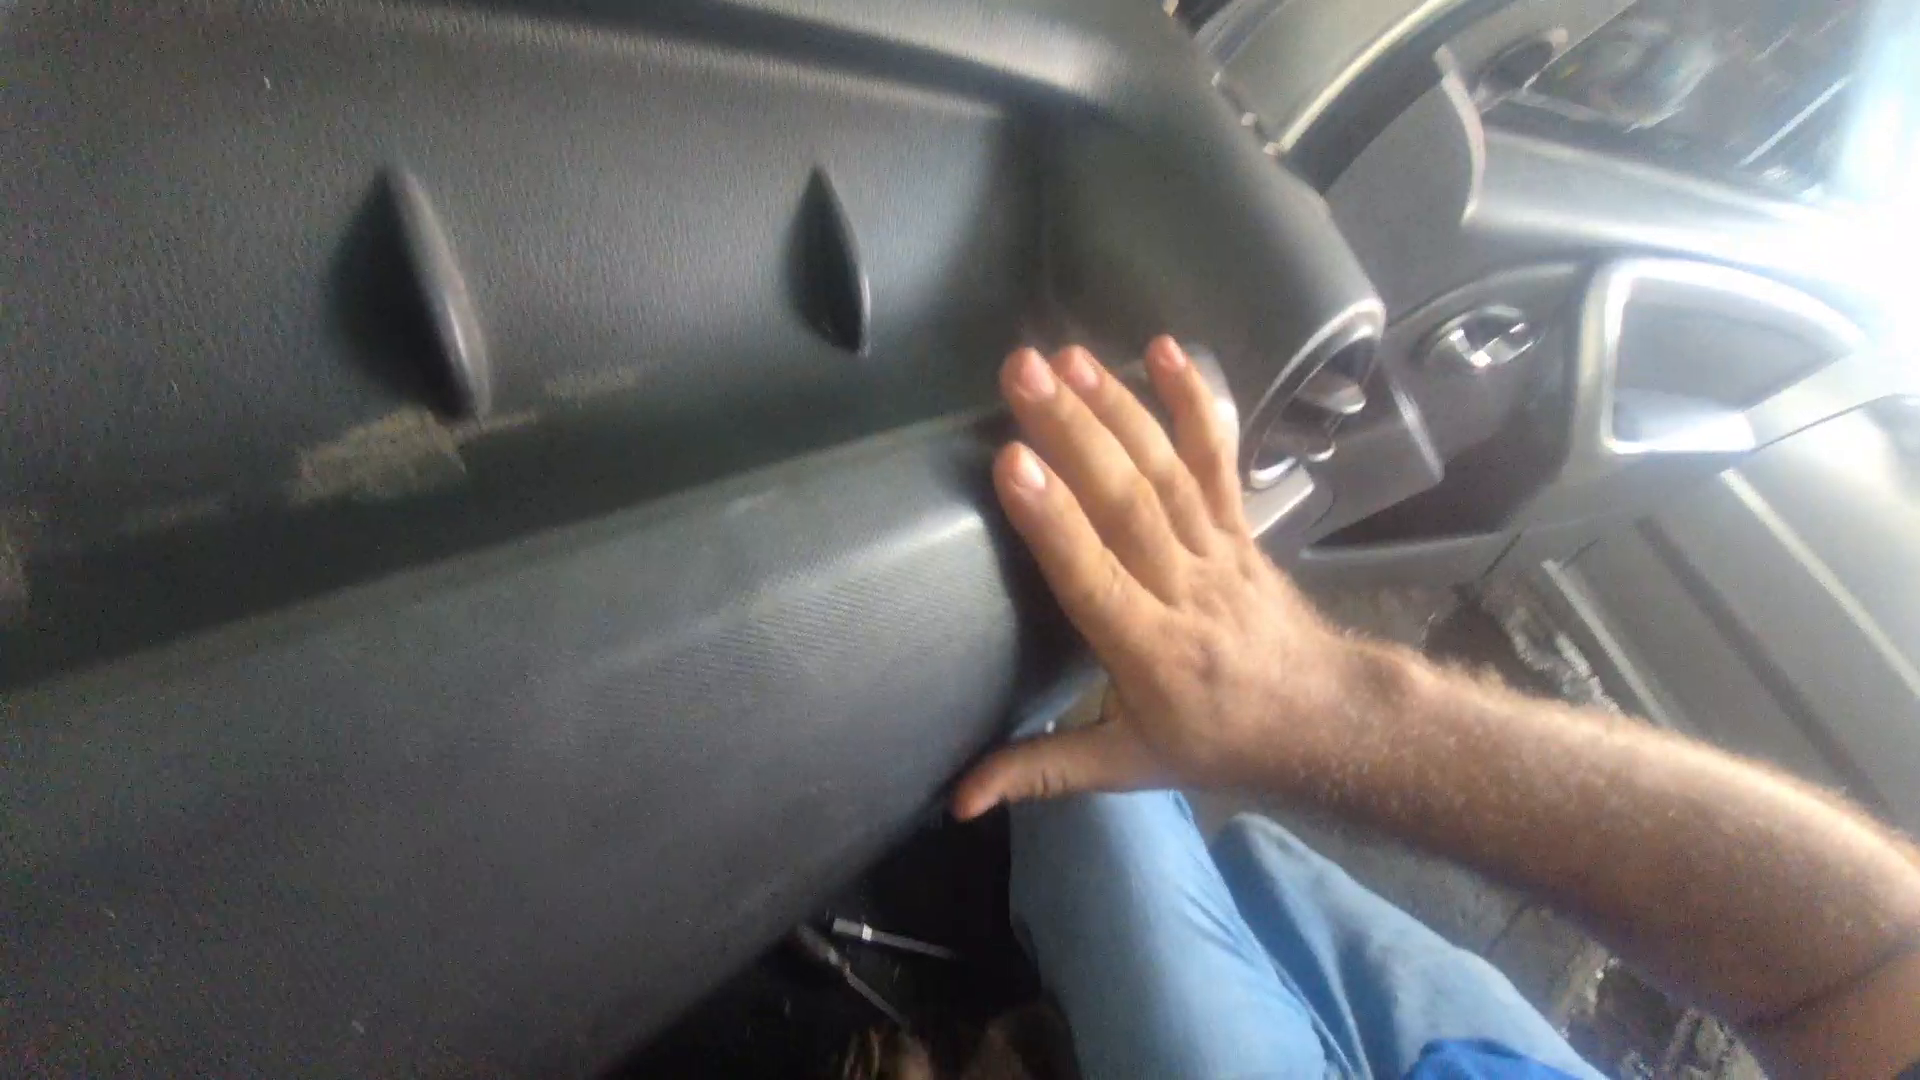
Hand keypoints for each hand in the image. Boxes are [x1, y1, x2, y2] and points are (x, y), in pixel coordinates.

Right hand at [951, 337, 1370, 819]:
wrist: (1323, 718)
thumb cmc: (1214, 740)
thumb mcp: (1125, 766)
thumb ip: (1040, 771)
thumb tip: (958, 800)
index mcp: (1149, 650)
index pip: (1094, 577)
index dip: (1054, 521)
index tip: (1011, 462)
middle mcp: (1184, 586)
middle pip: (1128, 502)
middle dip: (1074, 431)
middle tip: (1023, 372)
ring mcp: (1217, 546)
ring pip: (1166, 470)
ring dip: (1118, 407)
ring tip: (1069, 356)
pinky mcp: (1238, 524)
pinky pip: (1218, 458)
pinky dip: (1196, 401)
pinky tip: (1165, 348)